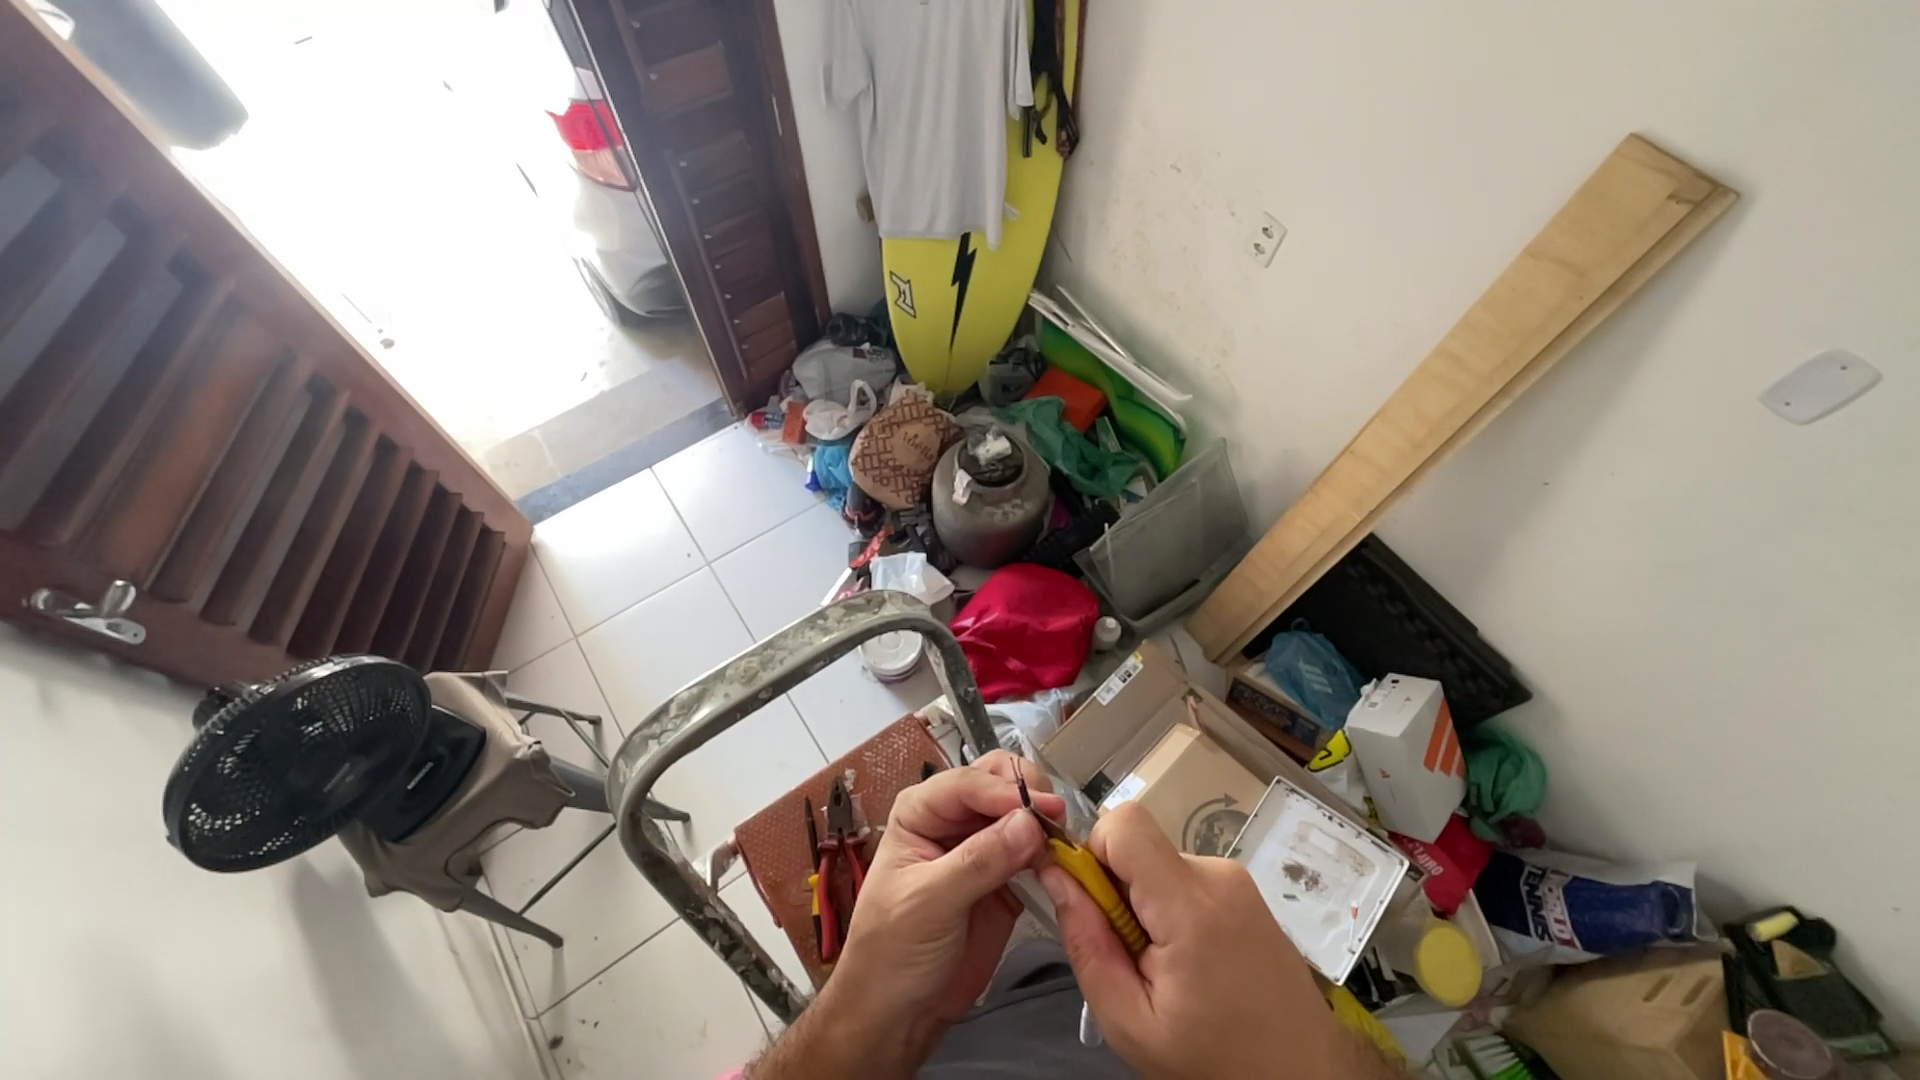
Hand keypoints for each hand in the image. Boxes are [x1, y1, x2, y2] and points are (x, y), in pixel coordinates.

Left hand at [827, 751, 1065, 1063]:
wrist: (899, 1012)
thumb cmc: (893, 952)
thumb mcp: (929, 903)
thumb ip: (978, 861)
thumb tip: (1030, 822)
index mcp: (920, 810)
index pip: (967, 782)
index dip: (1004, 791)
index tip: (1041, 810)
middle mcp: (952, 817)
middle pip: (998, 781)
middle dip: (1029, 793)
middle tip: (1056, 821)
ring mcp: (981, 844)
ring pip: (1021, 810)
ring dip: (1045, 820)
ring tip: (1065, 841)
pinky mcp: (1007, 875)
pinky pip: (1035, 848)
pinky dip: (1051, 849)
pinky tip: (1064, 861)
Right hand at [1041, 803, 1379, 1079]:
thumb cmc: (1214, 1062)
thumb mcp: (1130, 1022)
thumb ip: (1086, 943)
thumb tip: (1055, 874)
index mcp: (1190, 905)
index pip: (1124, 823)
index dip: (1093, 850)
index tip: (1091, 902)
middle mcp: (1217, 875)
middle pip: (1138, 846)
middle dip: (1117, 890)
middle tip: (1131, 955)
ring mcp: (1237, 880)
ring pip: (1158, 863)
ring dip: (1145, 903)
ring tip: (1164, 967)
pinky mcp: (1246, 890)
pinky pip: (1184, 877)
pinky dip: (1170, 908)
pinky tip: (1189, 960)